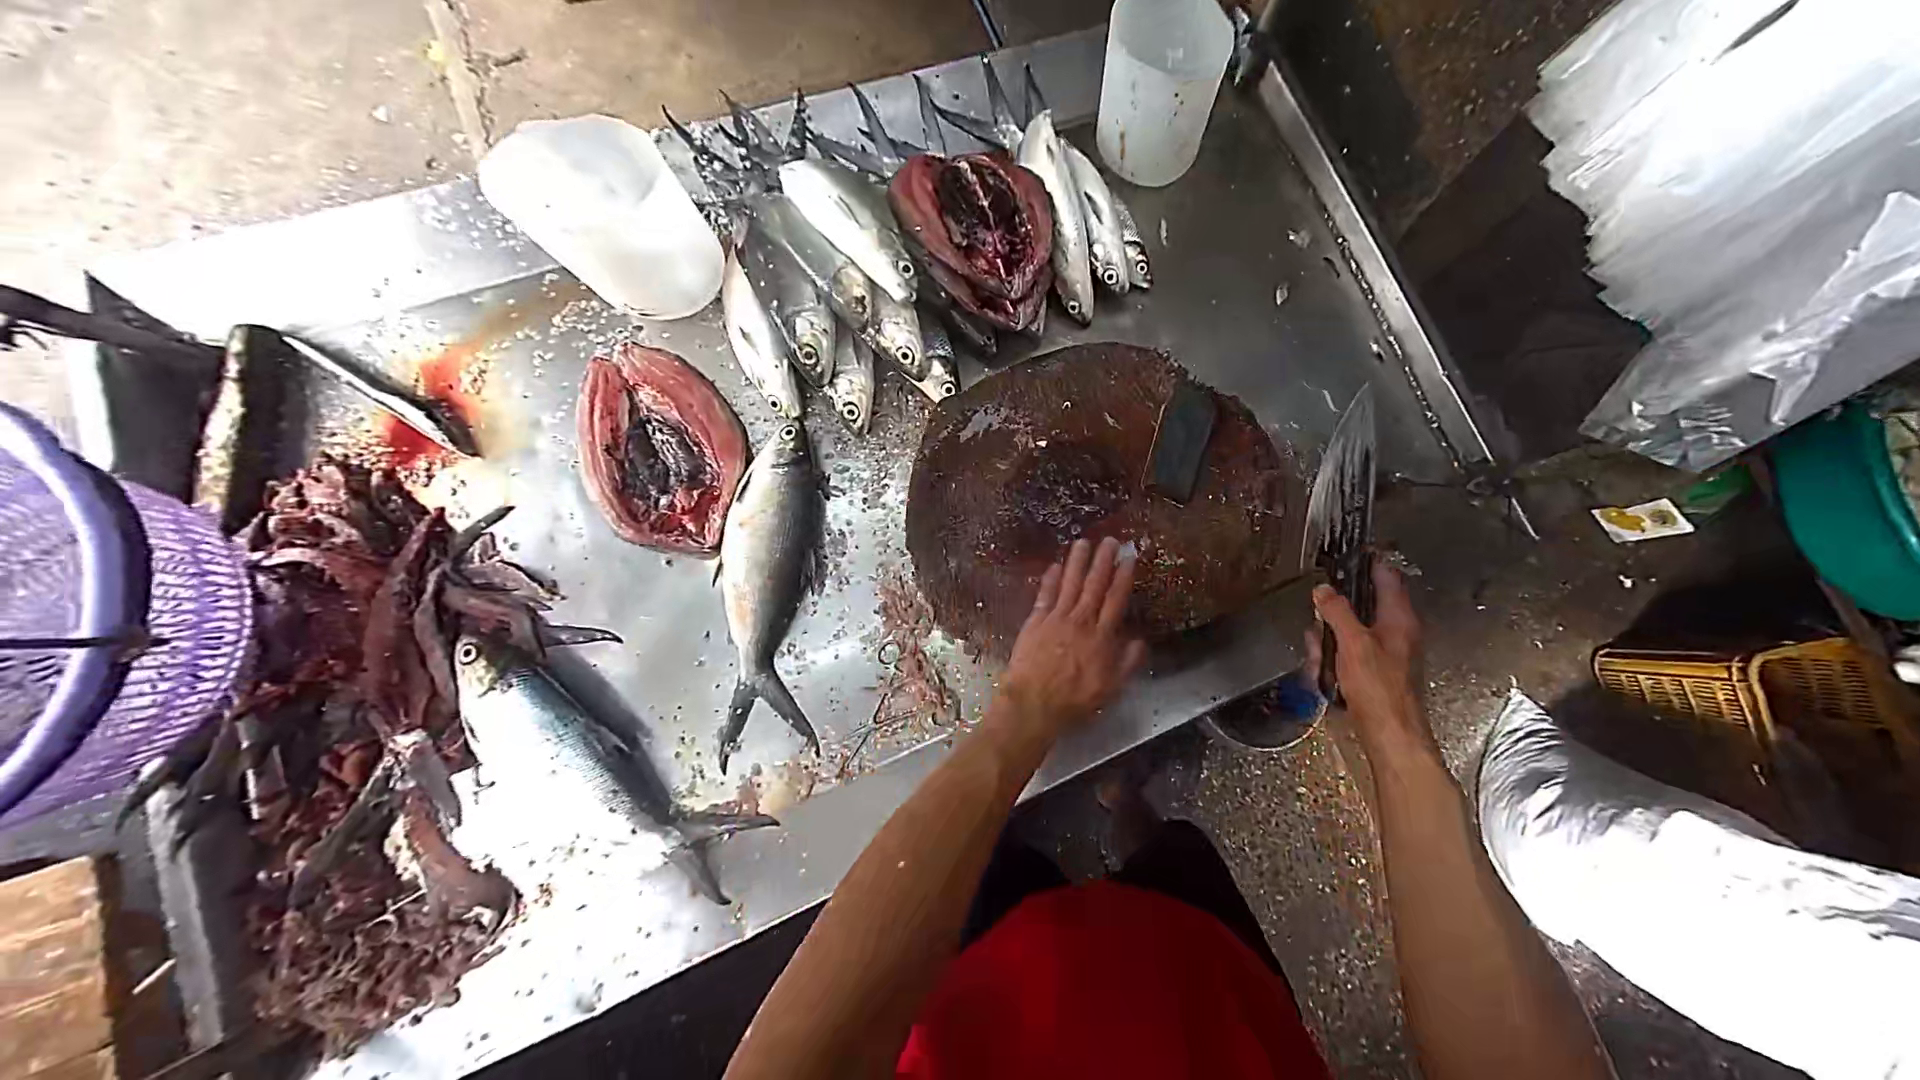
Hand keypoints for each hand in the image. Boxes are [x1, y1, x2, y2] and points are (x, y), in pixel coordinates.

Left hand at [998, 537, 1148, 737]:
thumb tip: (1140, 641)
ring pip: (1070, 584)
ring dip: (1077, 562)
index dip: (1123, 577)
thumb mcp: (1111, 688)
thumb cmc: (1075, 700)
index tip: (1128, 558)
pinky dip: (1050, 579)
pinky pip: (1045, 595)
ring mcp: (1056, 619)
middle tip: (1109, 540)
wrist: (1035, 703)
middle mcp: (1081, 621)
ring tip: (1082, 542)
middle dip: (1103, 561)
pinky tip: (1054, 565)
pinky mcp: (1035, 622)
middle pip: (1094, 585)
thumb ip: (1128, 663)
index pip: (1116, 600)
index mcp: (1102, 637)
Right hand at [1312, 560, 1435, 760]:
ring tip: (1321, 662)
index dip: (1368, 562)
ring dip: (1328, 642)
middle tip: (1318, 629)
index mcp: (1399, 618)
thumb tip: (1323, 588)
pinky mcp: (1375, 670)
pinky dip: (1333, 659)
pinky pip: (1348, 653)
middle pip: (1360, 606)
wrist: (1391, 734)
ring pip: (1349, 632)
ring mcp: (1387, 651)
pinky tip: (1325, 675)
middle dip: (1333, 615)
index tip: (1346, 552)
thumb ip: (1337, 612)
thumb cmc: (1378, 687)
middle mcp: (1397, 631)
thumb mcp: (1352, 643)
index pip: (1386, 577)